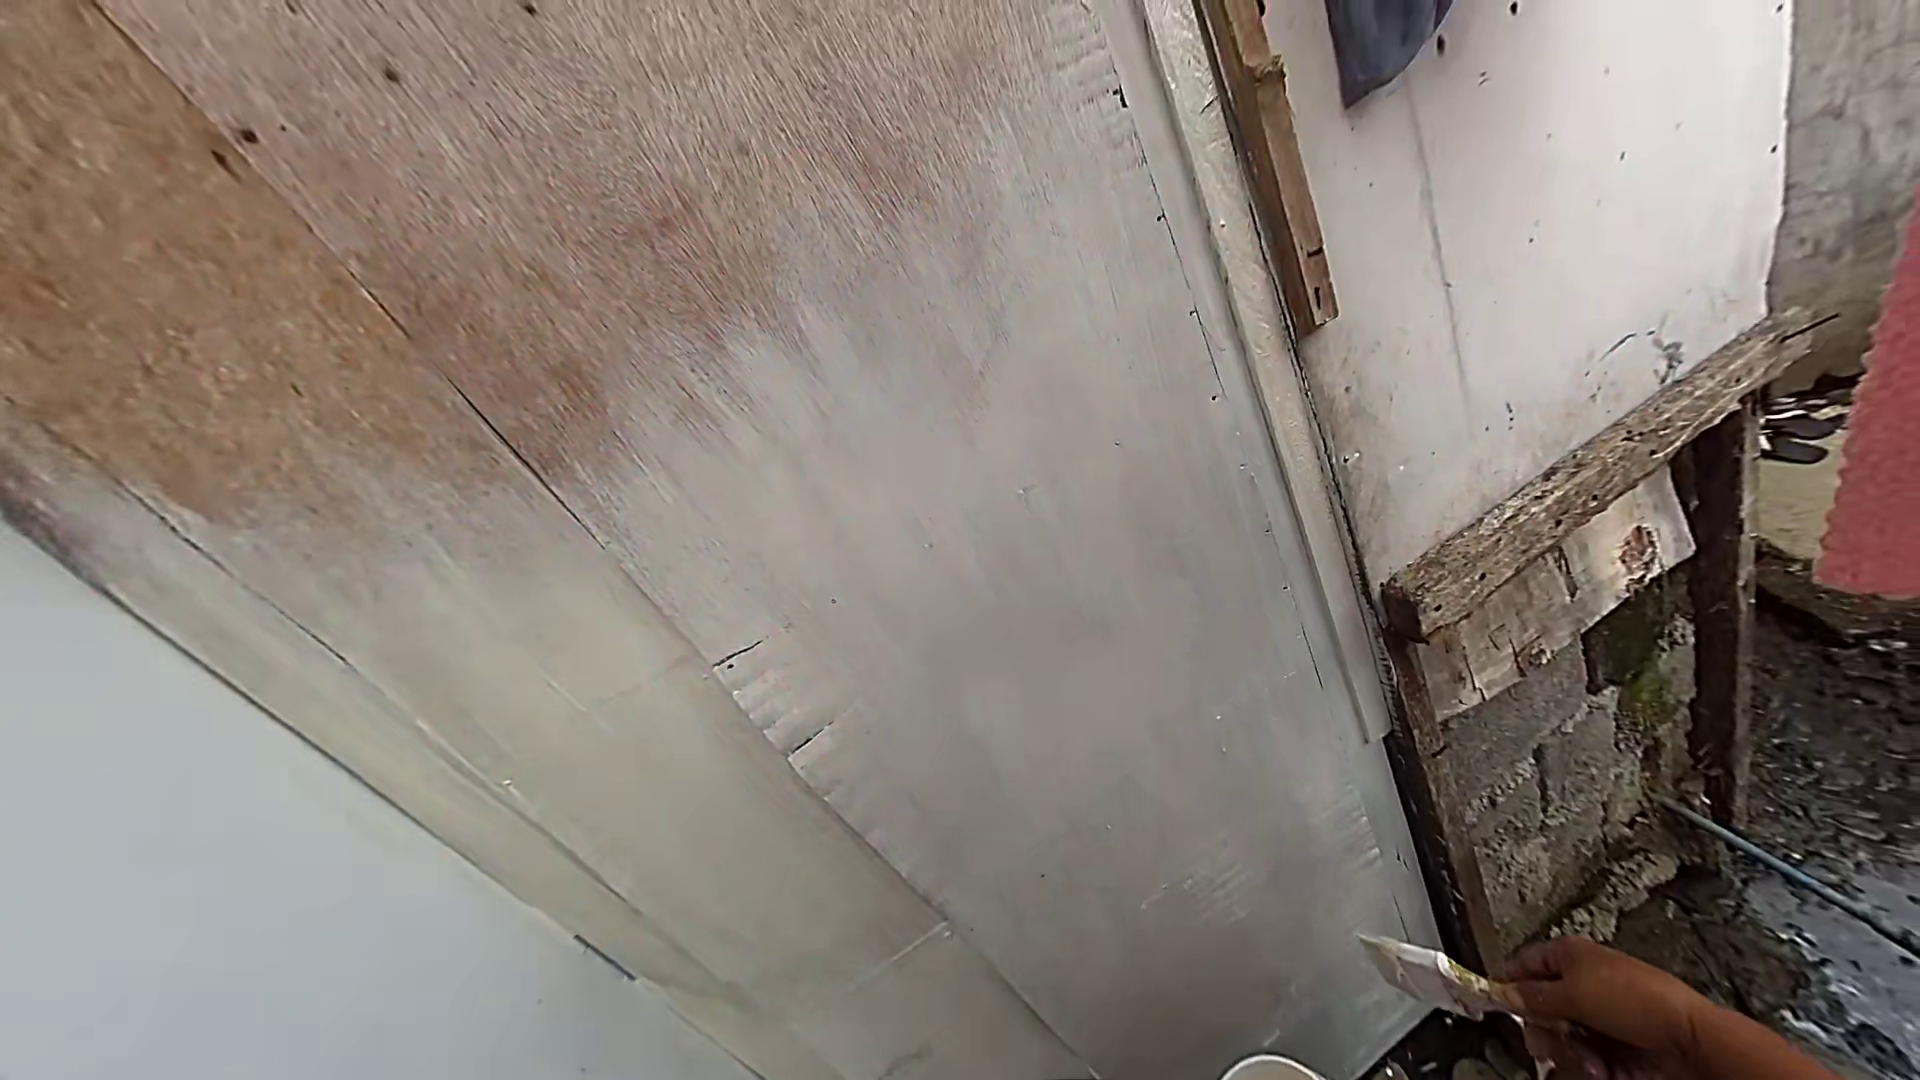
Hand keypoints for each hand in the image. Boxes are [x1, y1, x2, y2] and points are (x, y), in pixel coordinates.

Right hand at [1499, 938, 1706, 1079]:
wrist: (1696, 1040)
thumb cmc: (1633, 1000)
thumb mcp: (1571, 994)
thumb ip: (1531, 995)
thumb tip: (1502, 992)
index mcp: (1569, 955)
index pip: (1525, 964)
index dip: (1511, 983)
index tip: (1499, 1003)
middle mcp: (1584, 982)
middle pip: (1544, 1004)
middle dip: (1542, 1027)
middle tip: (1542, 1044)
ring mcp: (1605, 1016)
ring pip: (1566, 1033)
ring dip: (1567, 1050)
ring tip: (1584, 1062)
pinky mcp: (1623, 1045)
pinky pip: (1591, 1052)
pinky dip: (1588, 1064)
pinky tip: (1600, 1070)